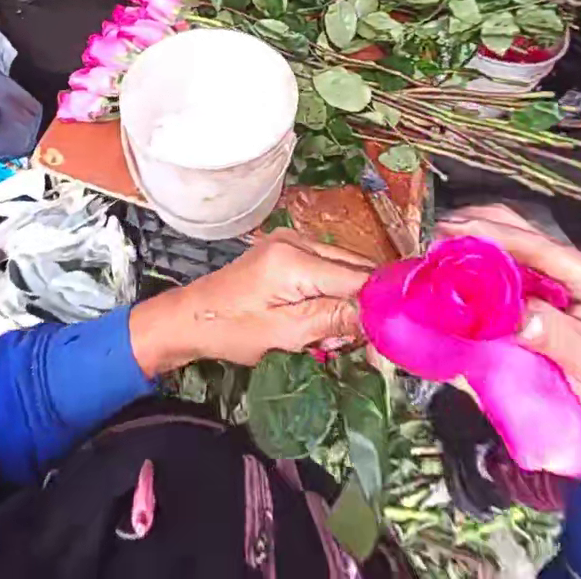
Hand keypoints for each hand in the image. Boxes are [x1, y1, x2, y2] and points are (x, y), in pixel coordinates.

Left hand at [128, 230, 370, 376]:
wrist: (192, 315)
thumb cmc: (232, 330)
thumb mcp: (284, 334)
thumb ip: (332, 320)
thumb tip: (376, 320)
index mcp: (294, 259)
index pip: (355, 276)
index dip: (376, 304)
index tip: (388, 335)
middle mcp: (297, 239)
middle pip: (353, 266)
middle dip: (363, 302)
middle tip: (361, 341)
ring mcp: (292, 239)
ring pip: (342, 265)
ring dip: (348, 297)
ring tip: (335, 333)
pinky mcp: (287, 247)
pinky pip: (325, 264)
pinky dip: (333, 289)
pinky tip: (323, 315)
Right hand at [439, 206, 580, 528]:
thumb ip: (554, 335)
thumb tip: (510, 314)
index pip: (538, 246)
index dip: (492, 234)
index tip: (450, 230)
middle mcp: (574, 279)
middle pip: (523, 240)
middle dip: (481, 232)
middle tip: (438, 238)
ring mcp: (560, 299)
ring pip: (513, 261)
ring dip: (478, 254)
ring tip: (441, 256)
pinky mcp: (546, 321)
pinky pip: (510, 293)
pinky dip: (483, 286)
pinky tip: (460, 286)